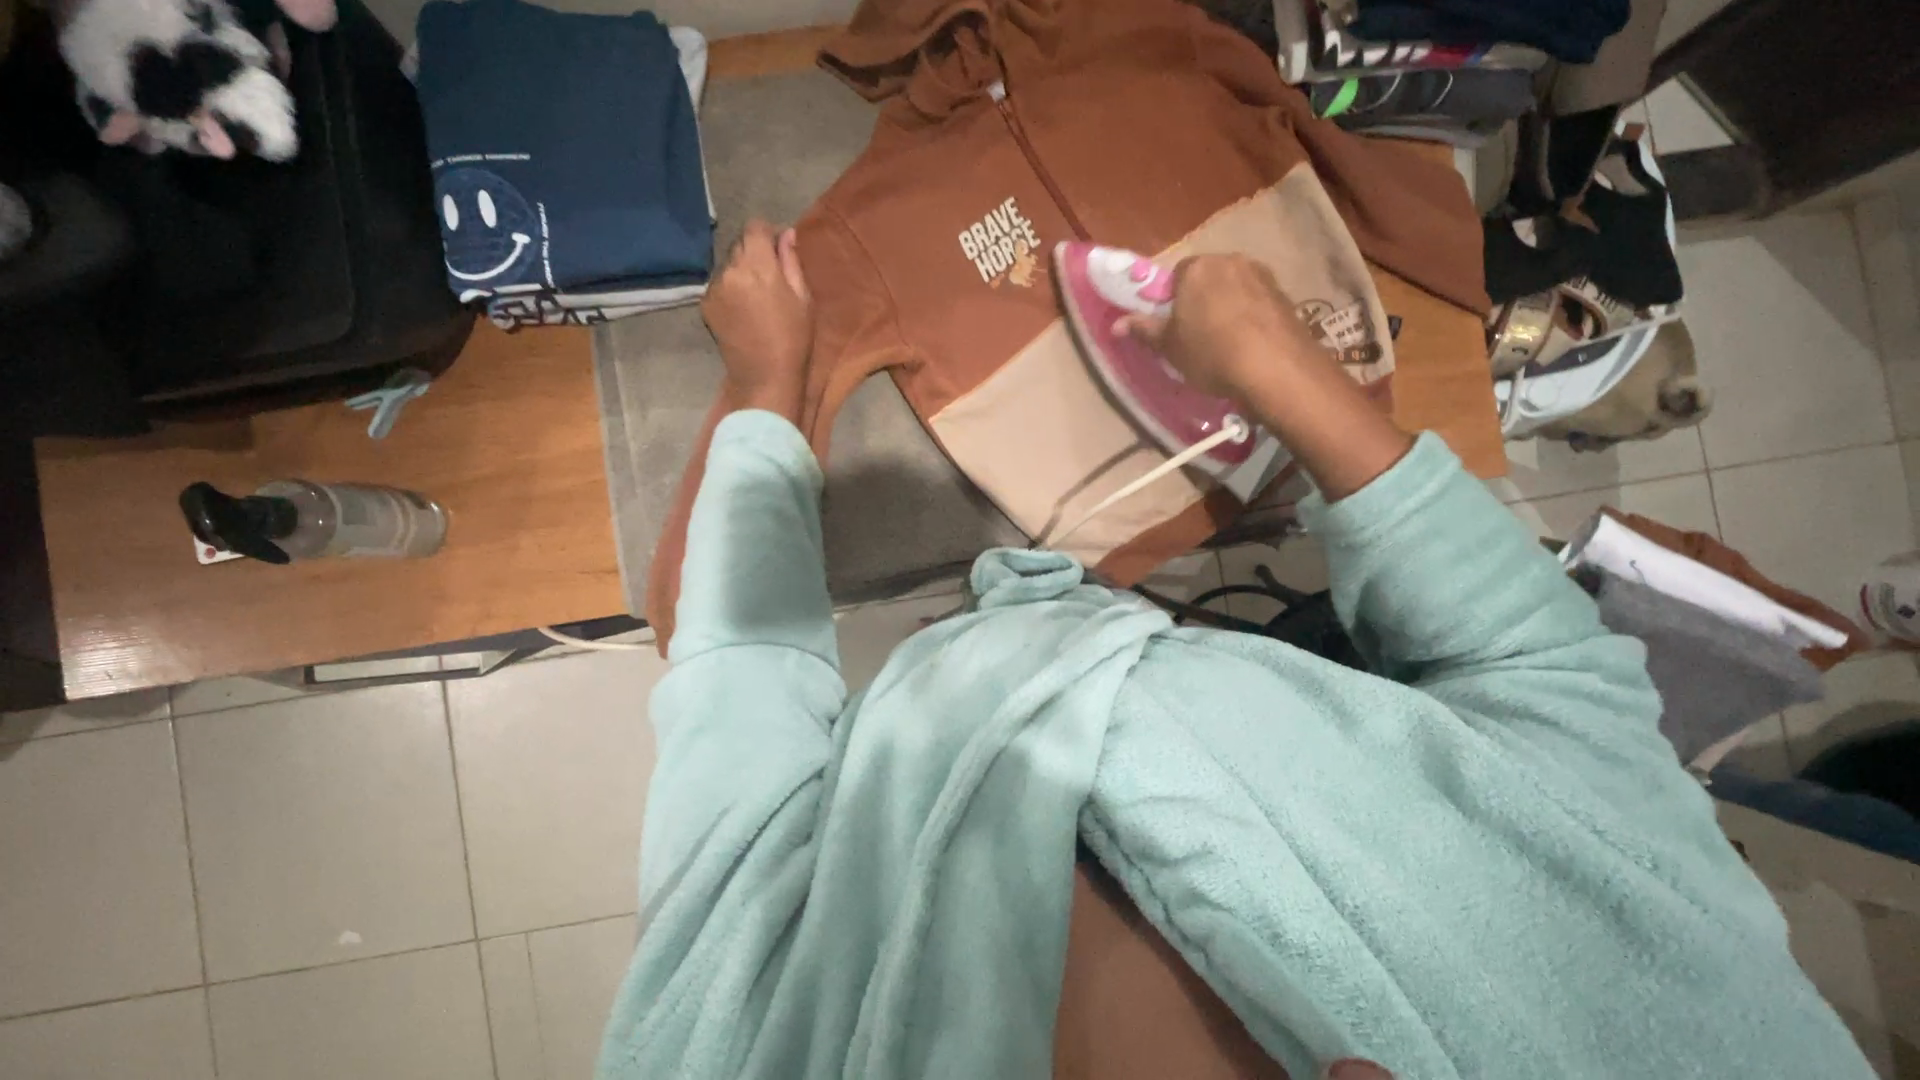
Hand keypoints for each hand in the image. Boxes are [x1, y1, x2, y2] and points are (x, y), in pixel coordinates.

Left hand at [703, 220, 811, 419]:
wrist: (765, 377)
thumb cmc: (794, 339)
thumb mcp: (803, 298)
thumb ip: (791, 261)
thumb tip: (786, 234)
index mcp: (758, 266)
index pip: (755, 227)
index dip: (768, 233)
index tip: (780, 248)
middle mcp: (730, 270)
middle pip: (740, 244)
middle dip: (755, 252)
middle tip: (772, 275)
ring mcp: (714, 288)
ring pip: (728, 265)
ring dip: (741, 270)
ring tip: (757, 295)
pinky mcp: (706, 305)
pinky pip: (719, 285)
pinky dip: (730, 288)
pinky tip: (744, 310)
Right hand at [1119, 254, 1329, 403]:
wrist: (1274, 367)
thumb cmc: (1211, 353)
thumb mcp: (1169, 347)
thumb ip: (1143, 330)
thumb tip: (1116, 324)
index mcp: (1196, 268)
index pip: (1175, 275)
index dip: (1171, 301)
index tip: (1173, 326)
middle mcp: (1229, 260)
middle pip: (1207, 278)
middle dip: (1201, 300)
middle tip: (1196, 335)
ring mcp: (1261, 275)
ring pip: (1234, 288)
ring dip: (1228, 306)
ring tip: (1226, 342)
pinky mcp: (1284, 293)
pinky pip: (1256, 301)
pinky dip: (1250, 316)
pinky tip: (1249, 343)